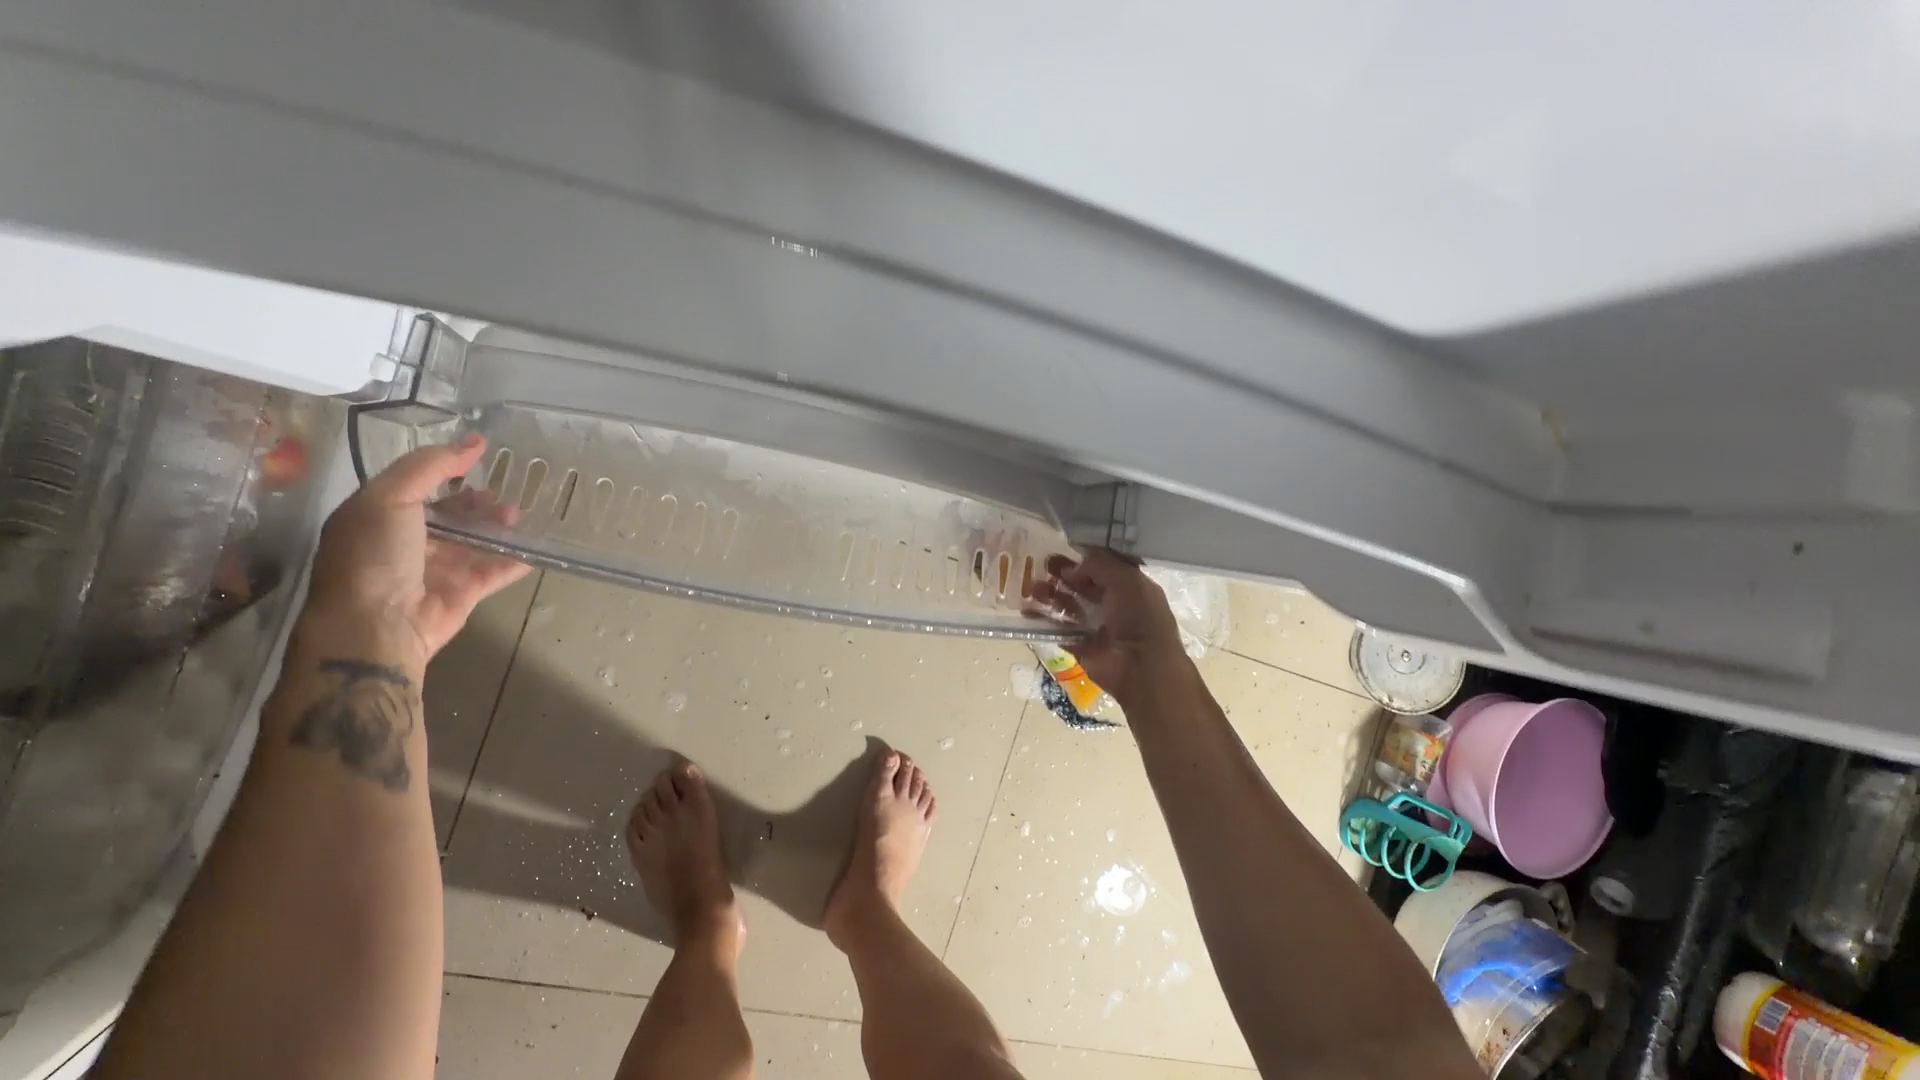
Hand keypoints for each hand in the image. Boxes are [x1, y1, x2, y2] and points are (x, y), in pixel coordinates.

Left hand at [304, 435, 532, 668]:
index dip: (446, 468)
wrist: (377, 624)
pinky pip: (494, 572)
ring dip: (497, 526)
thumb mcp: (390, 497)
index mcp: (378, 516)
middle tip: (502, 492)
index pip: (417, 485)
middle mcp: (406, 542)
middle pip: (450, 514)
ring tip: (516, 513)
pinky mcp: (463, 594)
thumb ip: (431, 466)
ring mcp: (436, 569)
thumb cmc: (374, 554)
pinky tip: (534, 547)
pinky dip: (514, 560)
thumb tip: (474, 441)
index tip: (480, 453)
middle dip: (476, 501)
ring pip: (474, 541)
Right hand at [1031, 548, 1187, 703]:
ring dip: (1051, 594)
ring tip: (1034, 588)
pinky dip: (1042, 620)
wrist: (1141, 668)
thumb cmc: (1140, 618)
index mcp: (1131, 587)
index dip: (1085, 557)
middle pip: (1083, 585)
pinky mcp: (1080, 646)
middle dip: (1063, 574)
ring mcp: (1096, 627)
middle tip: (1043, 564)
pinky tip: (1027, 610)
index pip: (1105, 567)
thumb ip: (1099, 565)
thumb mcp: (1126, 580)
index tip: (1063, 547)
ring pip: (1069, 605)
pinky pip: (1058, 629)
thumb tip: (1071, 568)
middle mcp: (1114, 605)